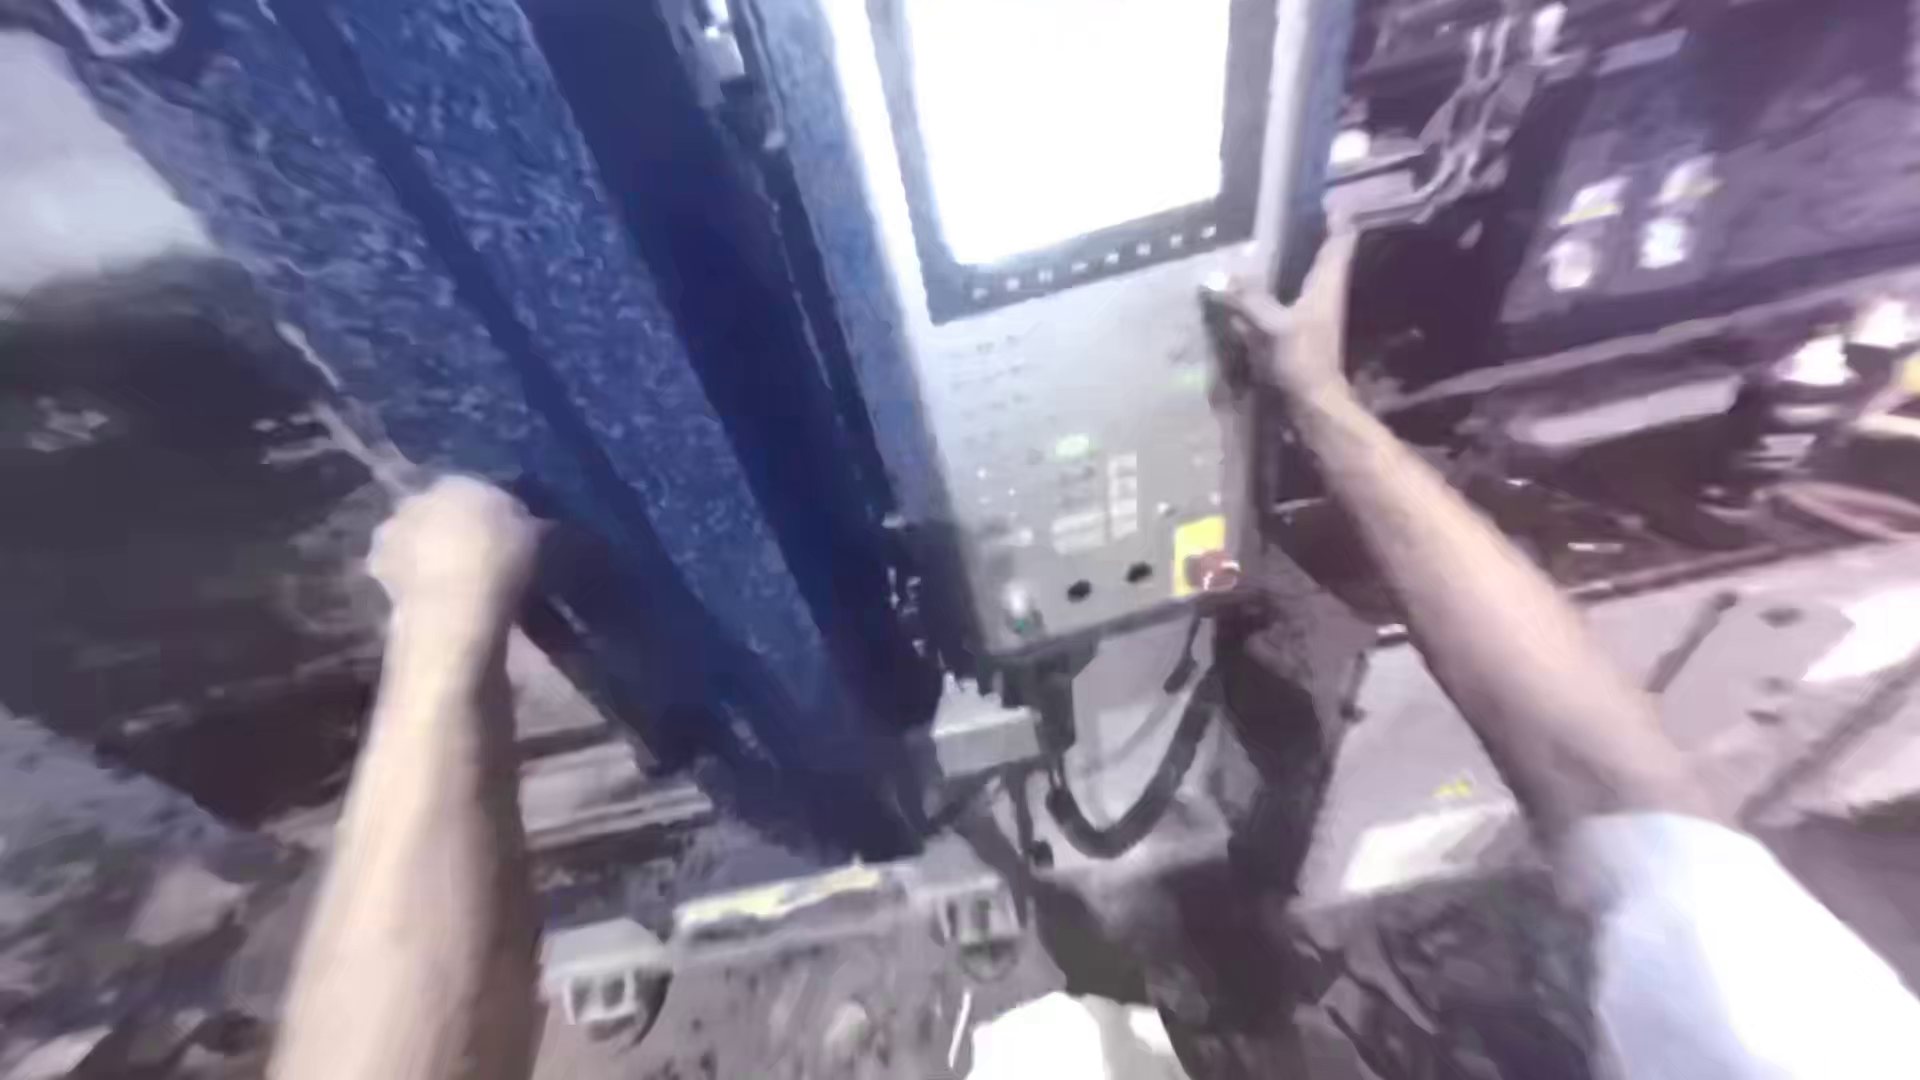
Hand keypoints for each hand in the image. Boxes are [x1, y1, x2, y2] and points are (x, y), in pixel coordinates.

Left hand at [369, 476, 540, 625]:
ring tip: (454, 571)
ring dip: (428, 545)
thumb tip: (532, 522)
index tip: (507, 527)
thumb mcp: (534, 536)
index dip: (491, 507)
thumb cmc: (501, 560)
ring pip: (415, 532)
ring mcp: (390, 530)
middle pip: (438, 506)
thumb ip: (527, 522)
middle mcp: (418, 497)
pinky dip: (413, 570)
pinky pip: (400, 561)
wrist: (453, 605)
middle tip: (477, 547)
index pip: (476, 487)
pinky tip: (435, 587)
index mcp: (459, 484)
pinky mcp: (374, 563)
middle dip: (452, 522)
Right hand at [1204, 230, 1359, 405]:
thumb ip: (1249, 300)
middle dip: (1306, 238)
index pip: (1340, 238)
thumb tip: (1217, 278)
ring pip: (1300, 281)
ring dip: (1285, 269)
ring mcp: (1309, 316)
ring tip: (1260, 252)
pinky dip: (1266, 298)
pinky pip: (1280, 306)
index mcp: (1327, 283)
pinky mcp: (1295, 336)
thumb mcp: (1275, 325)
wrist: (1312, 402)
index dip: (1334, 217)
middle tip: (1283, 220)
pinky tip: (1245, 298)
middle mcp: (1323, 294)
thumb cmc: (1303, 359)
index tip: (1322, 199)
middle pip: (1321, 257)